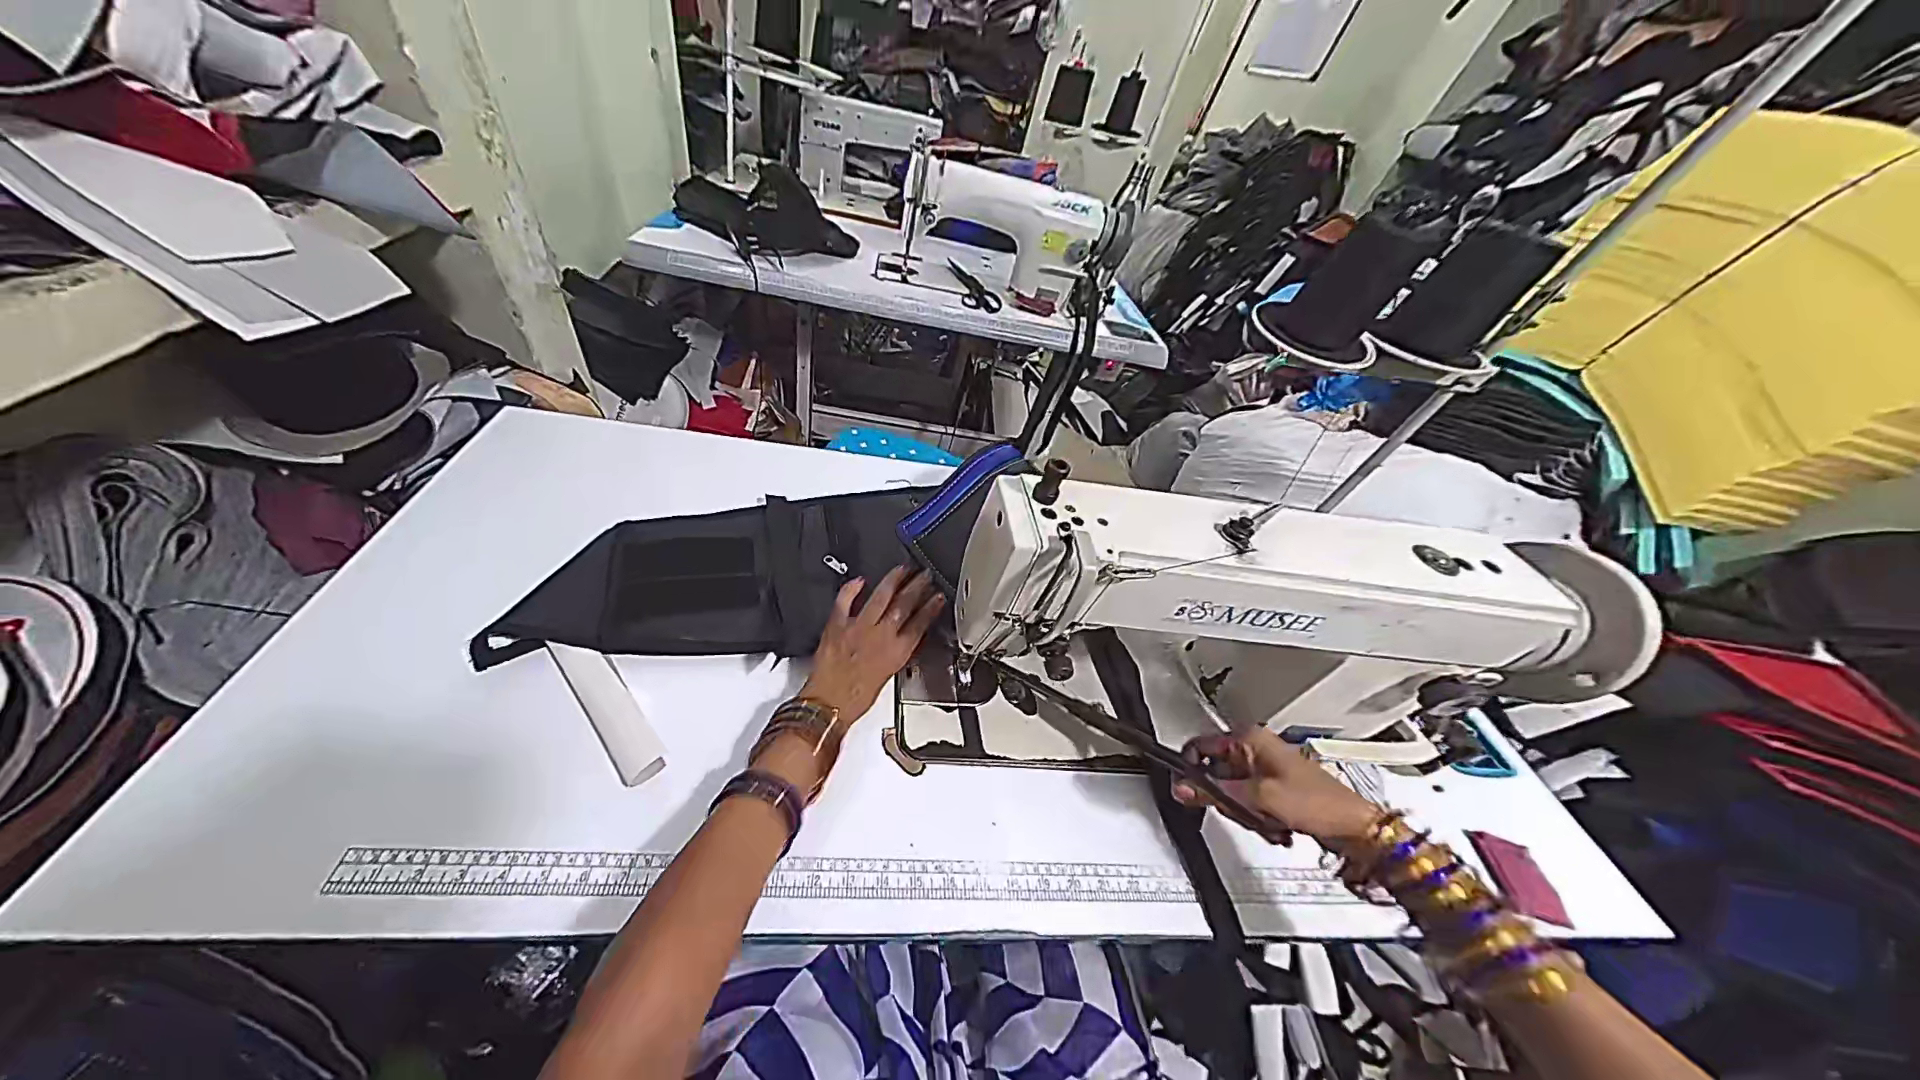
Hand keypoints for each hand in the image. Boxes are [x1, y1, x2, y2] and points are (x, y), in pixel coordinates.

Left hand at [800, 567, 944, 720]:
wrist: (830, 704)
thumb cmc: (856, 698)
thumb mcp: (888, 675)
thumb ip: (897, 652)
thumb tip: (903, 639)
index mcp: (897, 652)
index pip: (920, 623)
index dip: (931, 607)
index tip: (937, 596)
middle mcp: (880, 636)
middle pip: (904, 605)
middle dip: (917, 586)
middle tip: (924, 575)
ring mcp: (858, 628)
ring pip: (880, 596)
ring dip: (893, 580)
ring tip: (902, 569)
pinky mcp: (838, 625)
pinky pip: (845, 600)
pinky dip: (852, 588)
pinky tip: (860, 580)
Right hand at [1171, 728, 1381, 849]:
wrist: (1354, 829)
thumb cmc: (1319, 802)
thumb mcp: (1257, 797)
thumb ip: (1215, 792)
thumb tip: (1183, 787)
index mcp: (1249, 738)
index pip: (1200, 746)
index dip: (1191, 769)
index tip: (1187, 791)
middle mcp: (1255, 750)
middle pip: (1215, 773)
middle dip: (1227, 799)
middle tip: (1243, 811)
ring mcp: (1263, 771)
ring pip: (1230, 793)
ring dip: (1245, 812)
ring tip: (1266, 820)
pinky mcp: (1272, 790)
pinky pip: (1247, 805)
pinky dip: (1257, 819)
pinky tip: (1275, 827)